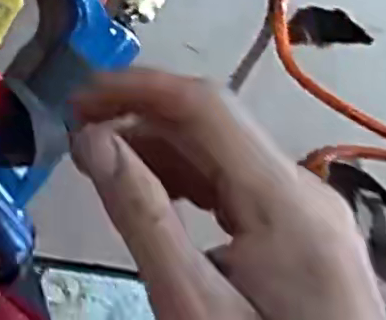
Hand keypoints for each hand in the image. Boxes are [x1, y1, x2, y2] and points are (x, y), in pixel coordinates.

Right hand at [69, 68, 385, 319]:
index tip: (80, 98)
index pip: (203, 104)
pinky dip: (177, 172)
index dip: (134, 87)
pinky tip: (145, 190)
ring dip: (150, 143)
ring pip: (213, 147)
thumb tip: (90, 139)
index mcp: (288, 204)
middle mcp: (304, 194)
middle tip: (78, 130)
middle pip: (206, 122)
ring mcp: (307, 213)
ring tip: (101, 162)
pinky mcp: (300, 234)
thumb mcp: (194, 305)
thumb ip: (141, 215)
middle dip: (134, 115)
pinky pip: (227, 178)